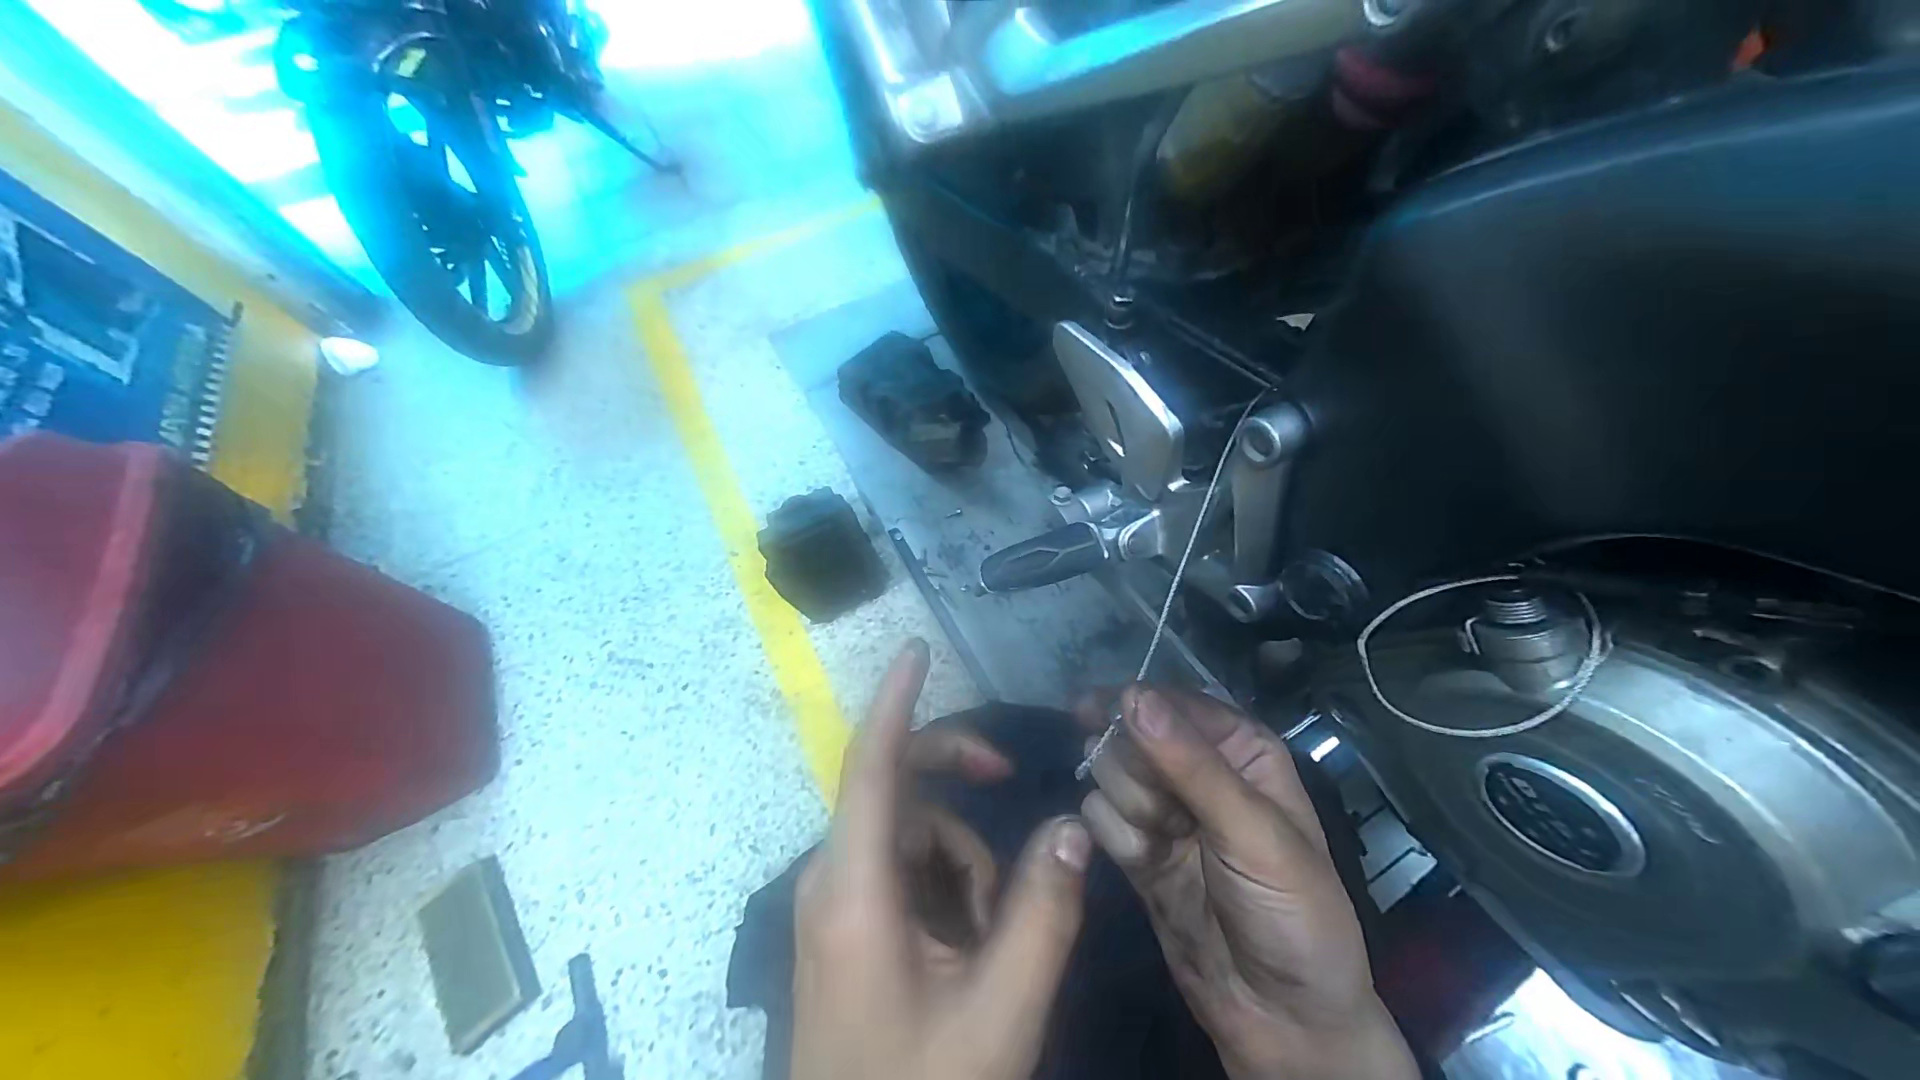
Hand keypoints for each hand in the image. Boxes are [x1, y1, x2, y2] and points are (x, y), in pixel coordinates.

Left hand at [792, 641, 1092, 1079]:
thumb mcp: (999, 1012)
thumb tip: (1072, 825)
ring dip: (962, 857)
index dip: (895, 699)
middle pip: (898, 788)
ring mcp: (835, 900)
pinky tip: (967, 942)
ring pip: (910, 831)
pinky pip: (903, 867)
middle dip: (956, 774)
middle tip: (1009, 777)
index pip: (872, 765)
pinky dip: (945, 883)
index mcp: (855, 888)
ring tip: (991, 933)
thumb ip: (1042, 914)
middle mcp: (833, 876)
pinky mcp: (846, 921)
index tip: (917, 648)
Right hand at [1078, 686, 1419, 1079]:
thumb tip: (1131, 695)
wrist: (1282, 1018)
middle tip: (1166, 814)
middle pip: (1128, 733)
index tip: (1089, 714)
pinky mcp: (1134, 843)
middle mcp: (1196, 766)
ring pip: (1106, 770)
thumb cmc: (1291, 914)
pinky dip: (1116, 839)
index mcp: (1239, 747)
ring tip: (1165, 845)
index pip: (1170, 701)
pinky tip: (1148, 866)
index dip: (1131, 707)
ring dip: (1126, 807)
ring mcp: (1161, 806)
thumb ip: (1191, 764)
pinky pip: (1097, 814)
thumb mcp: (1254, 834)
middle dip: (1135, 771)